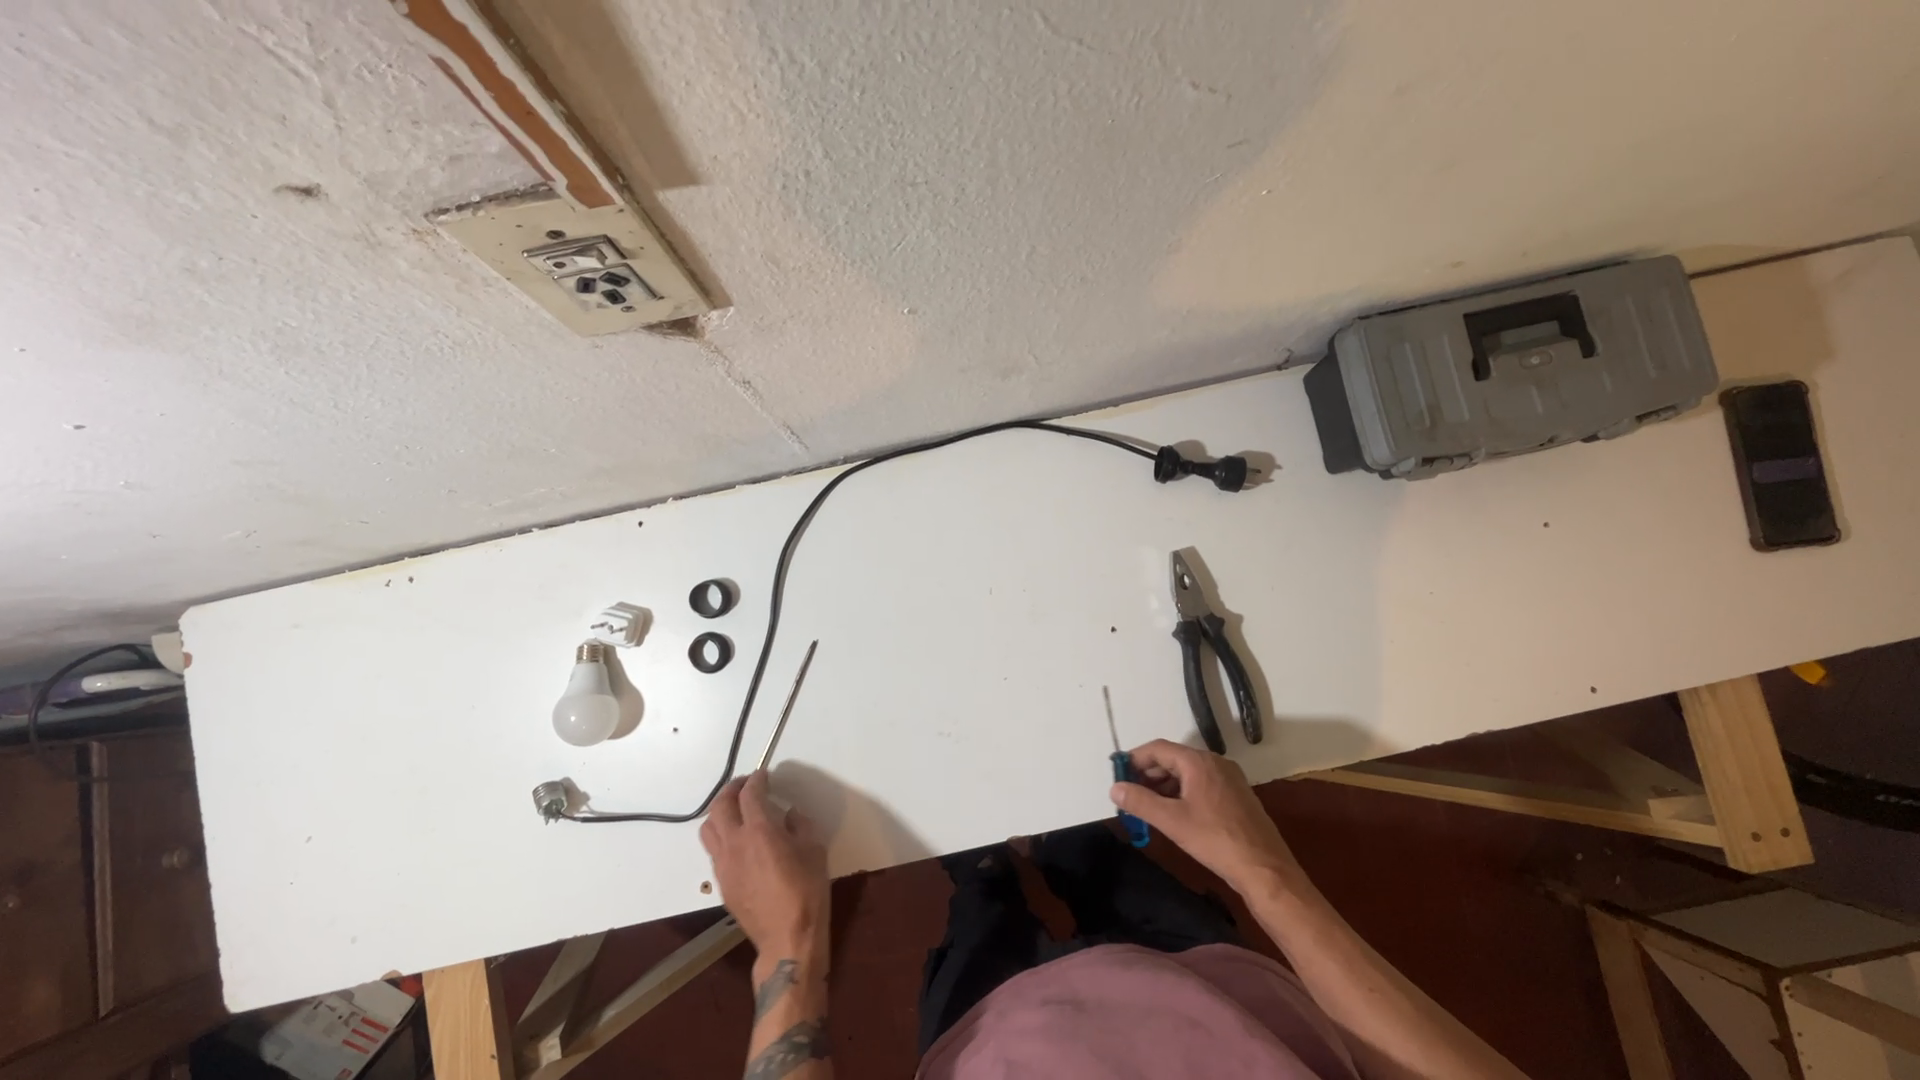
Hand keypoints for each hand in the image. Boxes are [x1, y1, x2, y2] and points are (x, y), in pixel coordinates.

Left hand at [700, 771, 829, 959]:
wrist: (787, 936)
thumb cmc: (807, 891)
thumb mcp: (815, 850)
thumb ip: (800, 826)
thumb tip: (789, 815)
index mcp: (760, 831)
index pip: (750, 795)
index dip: (756, 780)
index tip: (763, 774)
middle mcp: (735, 843)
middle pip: (720, 806)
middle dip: (731, 789)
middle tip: (745, 785)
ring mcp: (723, 864)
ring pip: (708, 828)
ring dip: (719, 812)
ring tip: (734, 810)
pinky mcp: (721, 882)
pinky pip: (713, 850)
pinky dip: (721, 836)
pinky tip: (737, 841)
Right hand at [1111, 739, 1304, 893]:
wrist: (1264, 868)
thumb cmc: (1215, 840)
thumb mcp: (1171, 821)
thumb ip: (1140, 802)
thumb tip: (1114, 788)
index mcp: (1199, 762)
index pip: (1158, 748)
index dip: (1134, 760)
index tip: (1117, 776)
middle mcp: (1215, 762)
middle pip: (1172, 758)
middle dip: (1148, 774)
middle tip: (1129, 795)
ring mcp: (1228, 778)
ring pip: (1187, 773)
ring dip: (1164, 786)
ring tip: (1147, 807)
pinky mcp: (1235, 795)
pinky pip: (1201, 784)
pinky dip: (1182, 793)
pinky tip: (1173, 814)